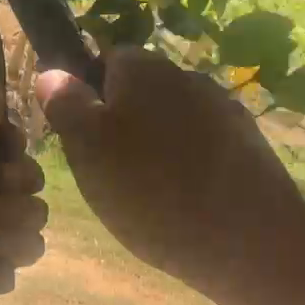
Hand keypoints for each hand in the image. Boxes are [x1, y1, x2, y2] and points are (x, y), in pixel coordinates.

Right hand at [34, 48, 304, 304]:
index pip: (104, 58)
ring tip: (146, 193)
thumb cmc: (151, 191)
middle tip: (106, 170)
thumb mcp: (86, 148)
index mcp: (143, 68)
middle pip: (139, 90)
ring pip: (171, 118)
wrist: (252, 246)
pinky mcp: (251, 146)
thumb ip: (65, 104)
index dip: (86, 93)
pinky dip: (188, 165)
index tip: (79, 136)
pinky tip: (184, 202)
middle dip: (120, 120)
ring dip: (155, 143)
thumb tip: (52, 73)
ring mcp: (225, 110)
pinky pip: (203, 145)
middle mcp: (187, 77)